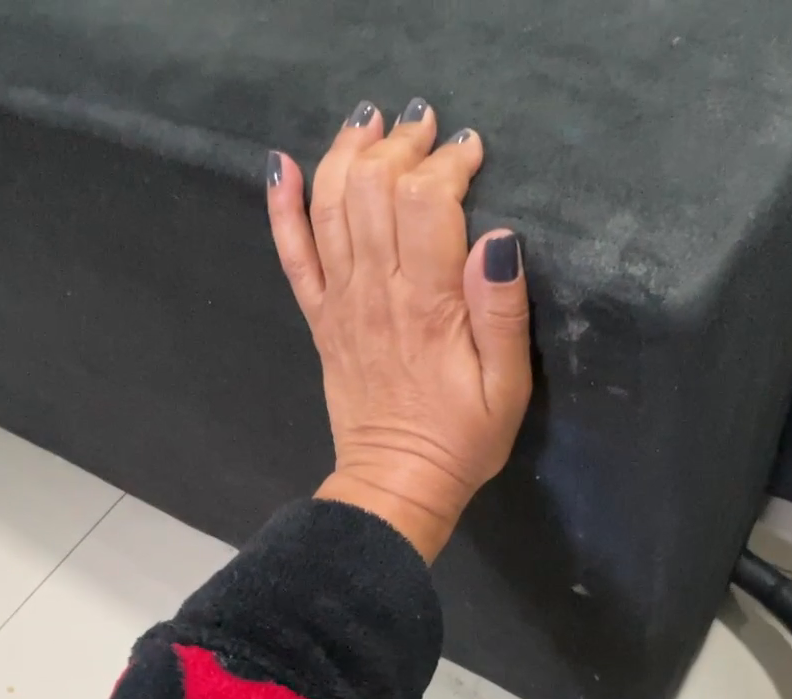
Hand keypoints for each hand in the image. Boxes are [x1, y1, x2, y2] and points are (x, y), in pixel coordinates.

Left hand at [265, 98, 532, 561]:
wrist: (397, 483)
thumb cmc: (462, 439)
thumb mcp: (508, 388)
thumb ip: (503, 312)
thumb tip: (500, 238)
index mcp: (429, 304)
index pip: (427, 201)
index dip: (448, 163)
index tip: (470, 149)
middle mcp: (377, 291)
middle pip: (375, 188)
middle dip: (400, 145)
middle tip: (424, 127)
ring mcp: (340, 302)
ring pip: (331, 206)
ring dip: (347, 153)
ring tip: (368, 121)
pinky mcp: (320, 319)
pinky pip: (292, 254)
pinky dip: (283, 207)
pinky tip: (284, 168)